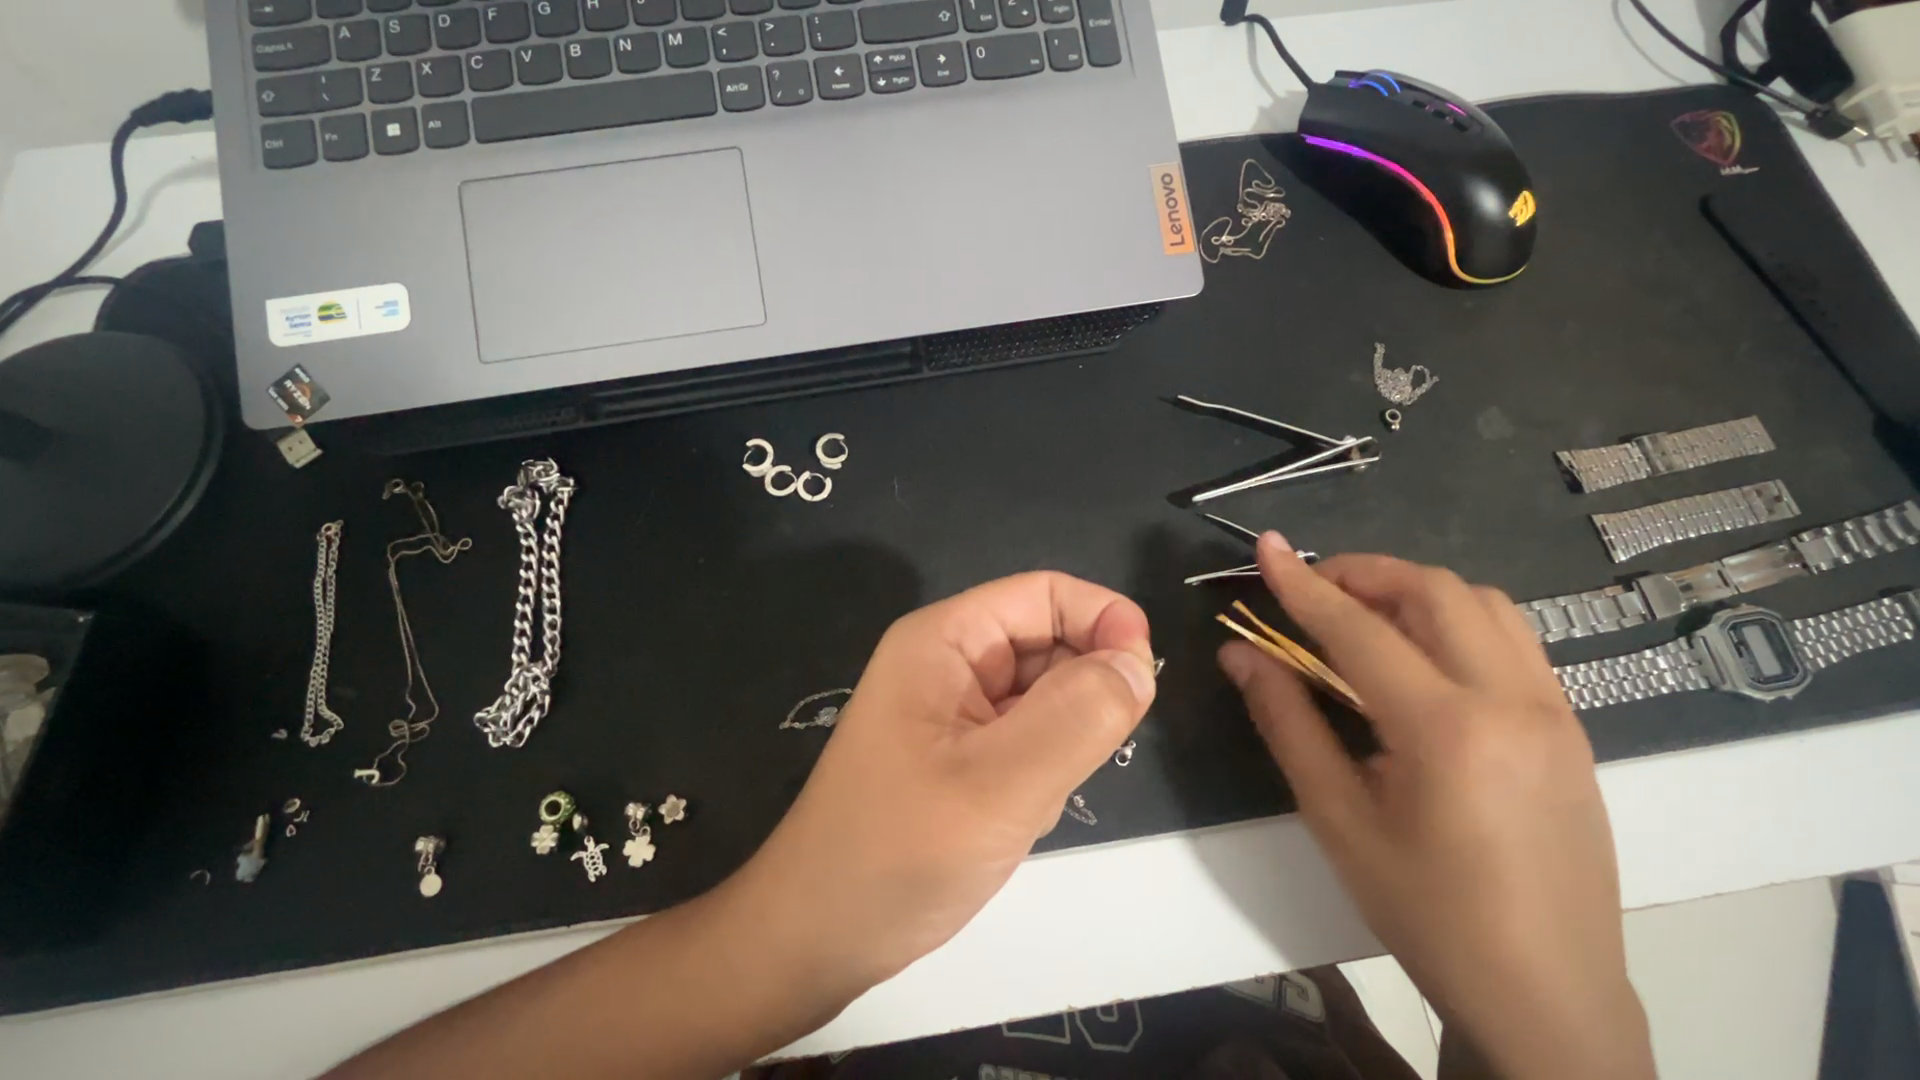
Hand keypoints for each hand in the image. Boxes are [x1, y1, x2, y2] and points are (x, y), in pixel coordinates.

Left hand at [733, 572, 1157, 1000]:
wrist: (819, 937)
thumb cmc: (899, 853)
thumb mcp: (999, 784)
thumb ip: (1078, 716)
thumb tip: (1138, 663)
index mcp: (945, 640)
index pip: (1046, 594)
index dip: (1104, 621)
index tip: (1144, 683)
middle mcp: (949, 663)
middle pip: (1049, 641)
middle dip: (1084, 693)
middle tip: (1080, 762)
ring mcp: (954, 712)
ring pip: (1047, 696)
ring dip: (1062, 743)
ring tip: (1028, 800)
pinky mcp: (962, 757)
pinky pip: (1029, 741)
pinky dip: (1044, 773)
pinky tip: (1016, 818)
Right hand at [1219, 535, 1653, 1079]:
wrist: (1547, 990)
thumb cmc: (1426, 911)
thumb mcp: (1338, 818)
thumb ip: (1287, 722)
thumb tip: (1240, 653)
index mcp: (1446, 728)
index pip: (1359, 629)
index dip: (1303, 583)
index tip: (1264, 546)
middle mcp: (1511, 699)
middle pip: (1434, 591)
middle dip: (1363, 573)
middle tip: (1310, 590)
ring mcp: (1553, 708)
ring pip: (1483, 604)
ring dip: (1414, 590)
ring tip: (1362, 617)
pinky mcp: (1571, 725)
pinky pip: (1512, 638)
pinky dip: (1457, 619)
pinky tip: (1422, 657)